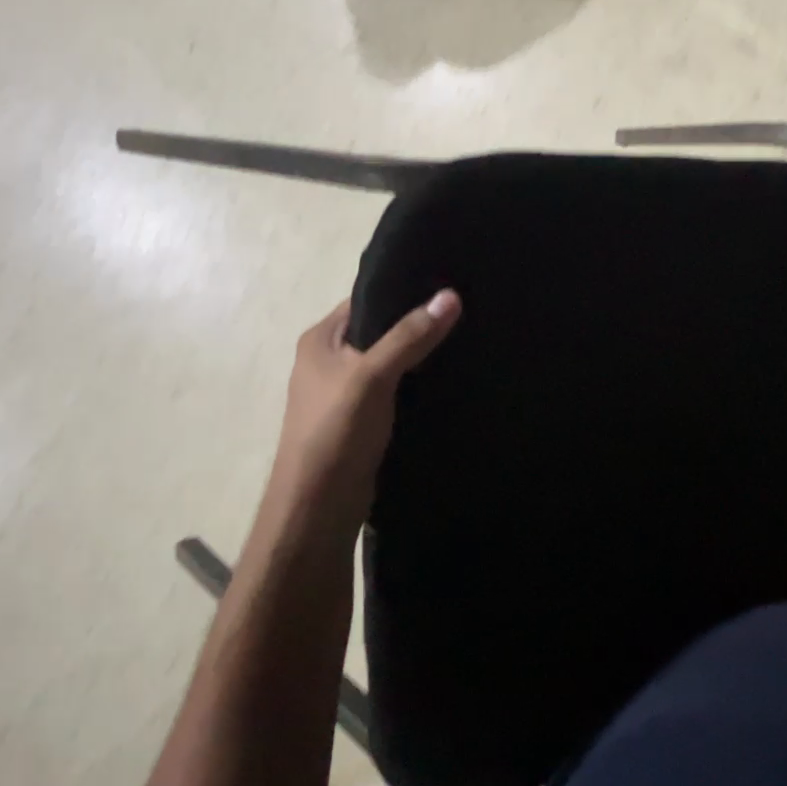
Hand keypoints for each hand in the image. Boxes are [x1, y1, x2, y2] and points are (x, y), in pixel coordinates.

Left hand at [269, 291, 461, 520]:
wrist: (319, 505)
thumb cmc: (335, 432)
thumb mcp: (373, 376)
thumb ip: (410, 336)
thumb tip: (450, 295)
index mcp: (320, 340)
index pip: (366, 299)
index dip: (403, 288)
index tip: (447, 280)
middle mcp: (329, 359)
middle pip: (381, 328)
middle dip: (418, 321)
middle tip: (466, 308)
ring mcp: (346, 390)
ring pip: (391, 360)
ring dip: (421, 353)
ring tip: (467, 336)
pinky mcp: (363, 417)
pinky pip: (396, 387)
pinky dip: (419, 382)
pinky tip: (451, 376)